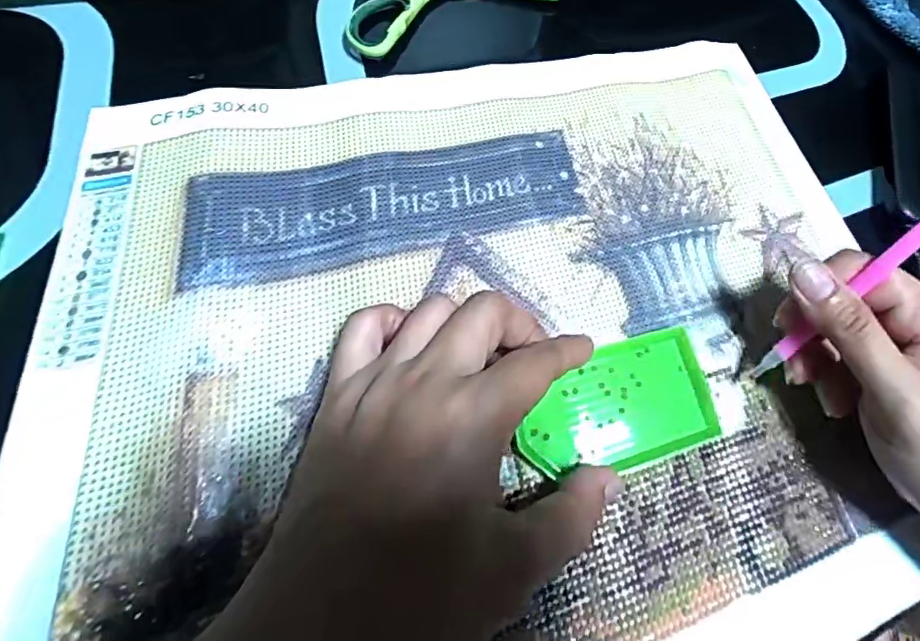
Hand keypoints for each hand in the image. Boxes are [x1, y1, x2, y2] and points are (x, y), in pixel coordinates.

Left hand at [208, 293, 618, 640]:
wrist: (314, 630)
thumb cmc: (420, 596)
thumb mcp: (512, 571)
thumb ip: (571, 517)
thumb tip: (606, 477)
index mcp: (473, 416)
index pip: (536, 360)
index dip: (568, 350)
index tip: (583, 351)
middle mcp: (426, 382)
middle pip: (485, 311)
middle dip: (521, 325)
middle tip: (531, 360)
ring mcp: (375, 384)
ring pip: (431, 310)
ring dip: (465, 324)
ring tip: (478, 357)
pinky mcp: (336, 398)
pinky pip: (363, 327)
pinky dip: (393, 323)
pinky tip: (411, 349)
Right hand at [778, 251, 919, 542]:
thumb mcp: (901, 398)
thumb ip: (851, 332)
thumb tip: (801, 269)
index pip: (866, 272)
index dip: (822, 287)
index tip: (789, 323)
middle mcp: (915, 321)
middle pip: (846, 297)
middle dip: (814, 327)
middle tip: (796, 368)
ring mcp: (900, 348)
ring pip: (837, 327)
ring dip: (817, 355)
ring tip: (813, 391)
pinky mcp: (885, 373)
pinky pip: (842, 356)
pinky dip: (828, 376)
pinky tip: (834, 405)